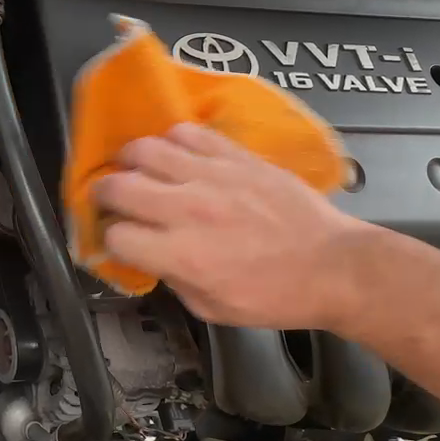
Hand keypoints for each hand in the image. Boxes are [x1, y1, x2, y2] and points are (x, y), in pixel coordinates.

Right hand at [93, 123, 378, 331]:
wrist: (335, 266)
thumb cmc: (277, 296)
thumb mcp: (213, 308)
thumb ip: (170, 279)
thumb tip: (147, 254)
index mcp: (182, 255)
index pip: (115, 235)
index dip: (110, 239)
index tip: (119, 240)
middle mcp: (188, 209)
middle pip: (117, 185)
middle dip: (104, 195)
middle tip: (111, 200)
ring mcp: (211, 175)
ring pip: (142, 149)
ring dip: (130, 162)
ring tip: (138, 170)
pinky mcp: (233, 155)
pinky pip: (184, 131)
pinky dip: (172, 142)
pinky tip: (178, 157)